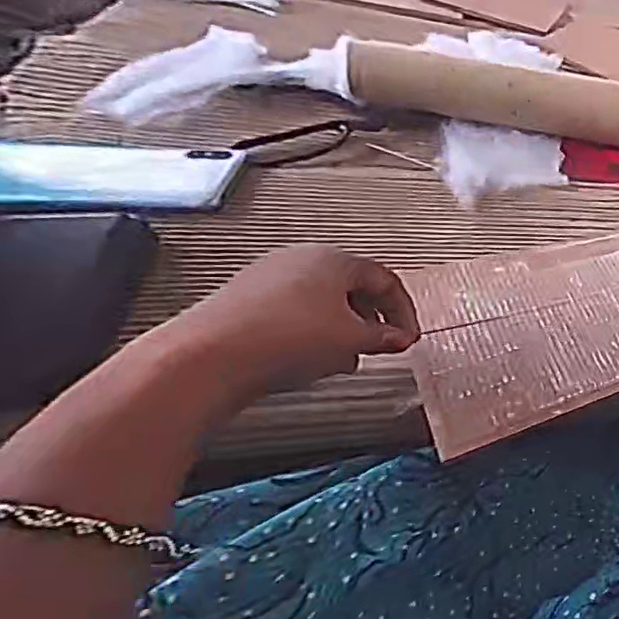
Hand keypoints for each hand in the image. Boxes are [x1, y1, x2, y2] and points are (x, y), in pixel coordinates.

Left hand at [148, 244, 419, 399]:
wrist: (211, 357)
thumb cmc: (284, 337)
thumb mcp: (351, 340)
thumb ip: (383, 337)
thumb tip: (398, 338)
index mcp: (333, 260)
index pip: (385, 280)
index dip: (403, 311)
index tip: (408, 337)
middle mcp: (301, 260)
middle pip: (353, 288)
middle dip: (372, 320)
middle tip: (382, 344)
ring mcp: (270, 278)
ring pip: (324, 302)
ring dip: (343, 329)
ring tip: (345, 356)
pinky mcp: (248, 301)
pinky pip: (296, 313)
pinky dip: (313, 333)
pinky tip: (310, 358)